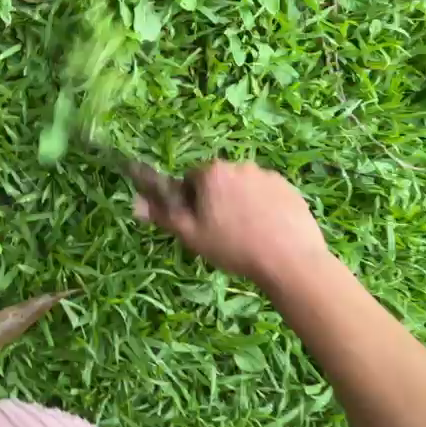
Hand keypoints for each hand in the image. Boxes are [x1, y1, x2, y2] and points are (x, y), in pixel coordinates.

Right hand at [132, 160, 330, 284]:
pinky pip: (267, 194)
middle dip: (216, 200)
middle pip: (218, 181)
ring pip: (243, 187)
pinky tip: (267, 231)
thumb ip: (163, 215)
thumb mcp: (191, 235)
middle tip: (220, 231)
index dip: (192, 202)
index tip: (199, 224)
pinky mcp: (289, 188)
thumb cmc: (233, 247)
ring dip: (240, 203)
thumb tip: (135, 203)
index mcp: (211, 173)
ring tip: (246, 234)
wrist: (290, 261)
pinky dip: (263, 208)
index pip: (191, 180)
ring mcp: (267, 176)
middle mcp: (239, 166)